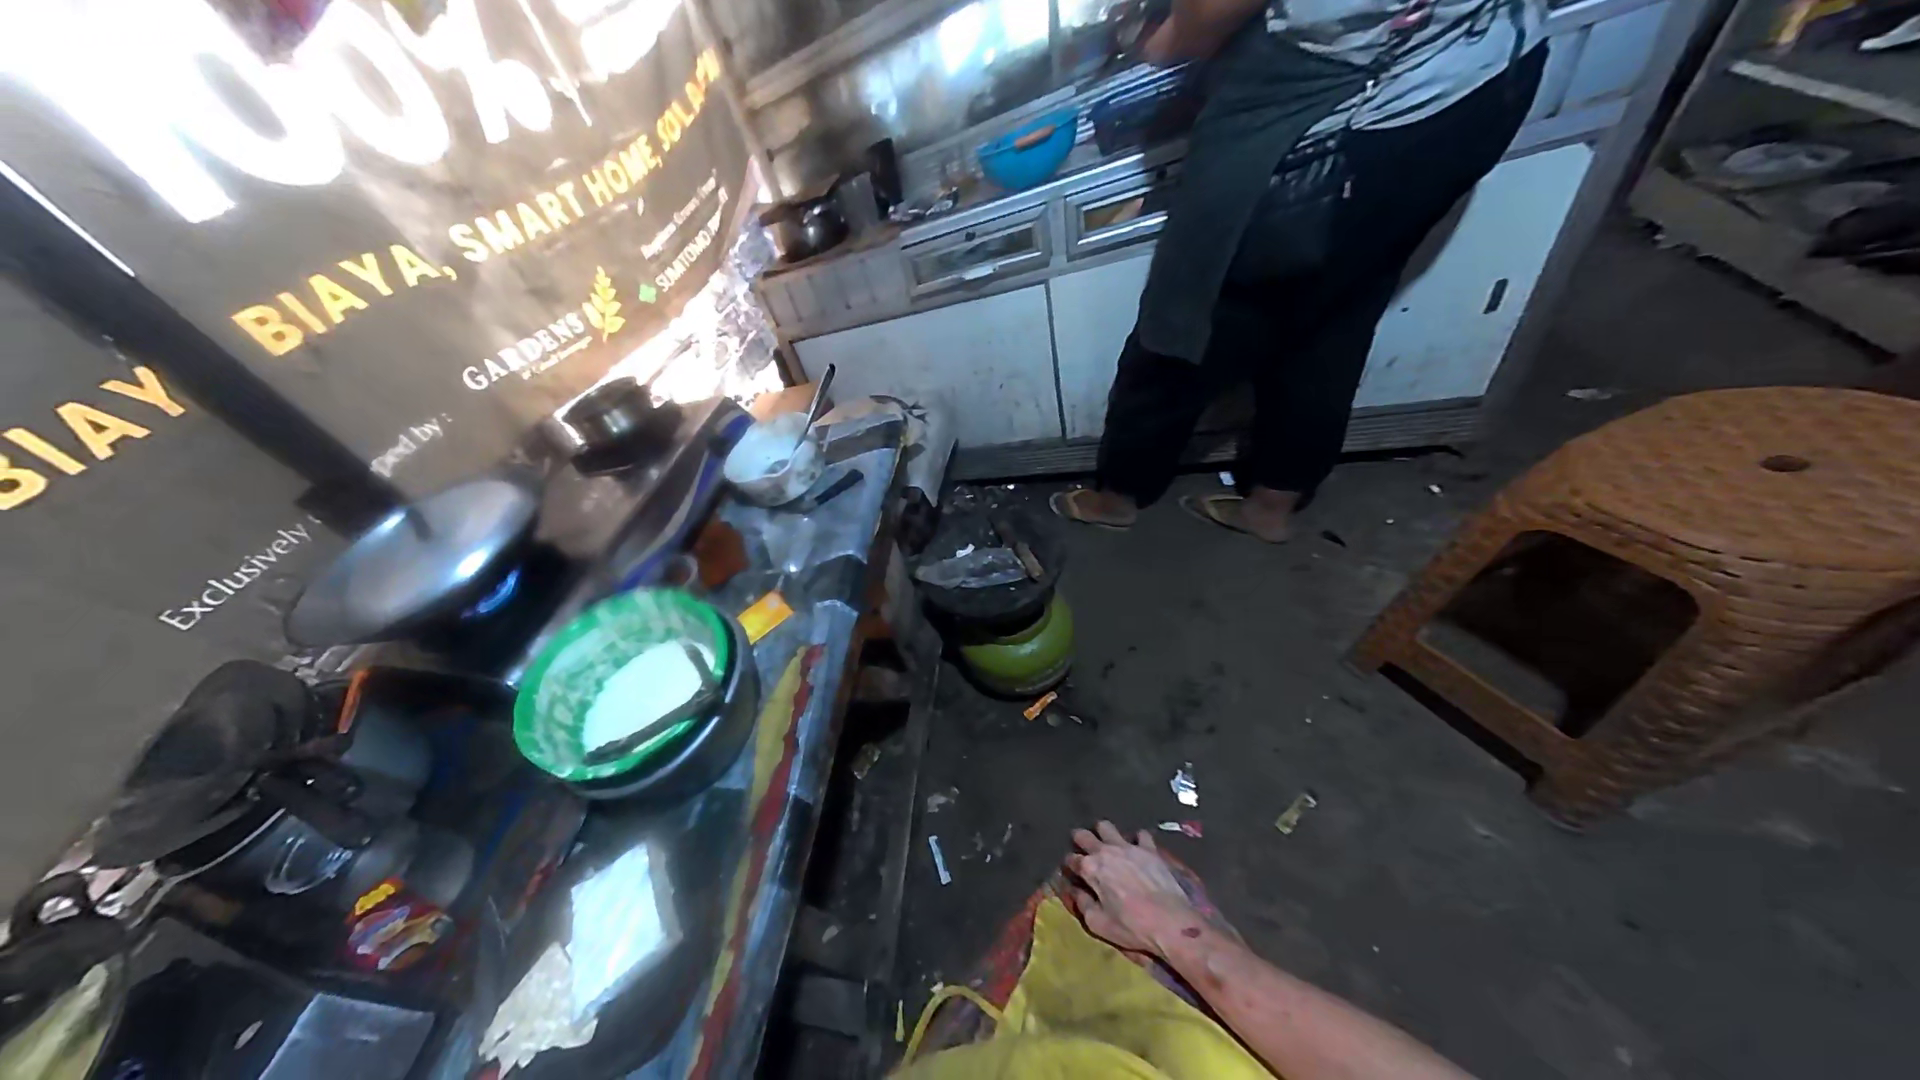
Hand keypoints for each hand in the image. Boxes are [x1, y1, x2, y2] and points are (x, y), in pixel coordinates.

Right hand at [1064, 821, 1200, 956]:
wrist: (1170, 922)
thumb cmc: (1132, 926)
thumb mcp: (1098, 924)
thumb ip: (1083, 904)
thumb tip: (1075, 891)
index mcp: (1090, 869)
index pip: (1072, 860)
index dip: (1069, 865)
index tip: (1072, 872)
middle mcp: (1105, 851)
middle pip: (1084, 835)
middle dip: (1079, 840)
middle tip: (1083, 849)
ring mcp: (1128, 846)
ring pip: (1107, 827)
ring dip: (1103, 834)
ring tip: (1108, 844)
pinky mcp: (1149, 848)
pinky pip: (1140, 834)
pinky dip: (1137, 840)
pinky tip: (1138, 849)